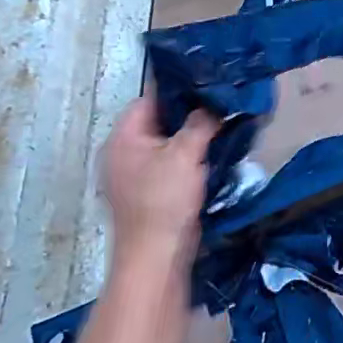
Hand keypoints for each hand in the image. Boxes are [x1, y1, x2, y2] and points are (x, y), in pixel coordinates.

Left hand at [103, 95, 217, 259]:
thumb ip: (201, 123)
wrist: (156, 258)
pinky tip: (211, 156)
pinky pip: (169, 165)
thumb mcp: (185, 154)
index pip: (149, 98)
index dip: (178, 90)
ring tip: (220, 128)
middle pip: (158, 121)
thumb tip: (215, 104)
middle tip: (219, 105)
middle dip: (188, 115)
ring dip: (190, 139)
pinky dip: (187, 159)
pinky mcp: (148, 192)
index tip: (207, 84)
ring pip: (166, 144)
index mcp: (123, 137)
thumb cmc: (164, 200)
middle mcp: (122, 152)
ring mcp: (133, 174)